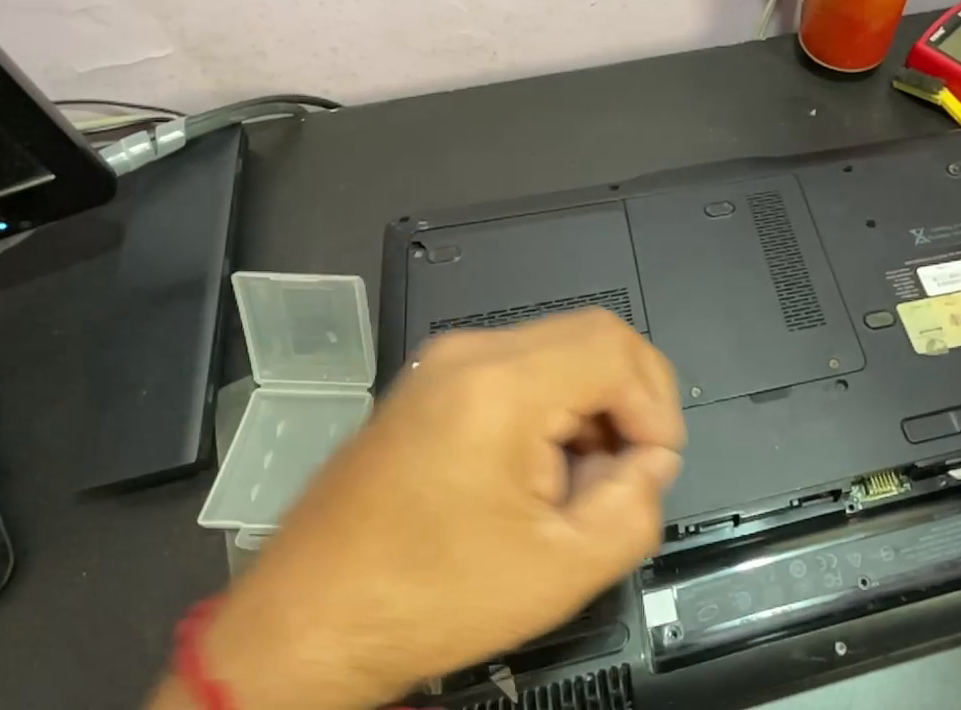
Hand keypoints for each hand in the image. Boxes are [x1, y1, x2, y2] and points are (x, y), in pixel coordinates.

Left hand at [150, 309, 686, 709]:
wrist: (304, 625)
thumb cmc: (427, 601)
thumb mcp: (562, 572)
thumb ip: (636, 507)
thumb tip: (649, 462)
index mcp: (500, 387)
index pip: (616, 350)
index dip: (656, 404)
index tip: (655, 464)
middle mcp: (469, 354)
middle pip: (594, 334)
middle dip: (633, 396)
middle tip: (633, 466)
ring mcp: (443, 363)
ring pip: (560, 347)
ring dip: (595, 401)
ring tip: (586, 477)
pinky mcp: (431, 382)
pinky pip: (522, 366)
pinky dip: (556, 402)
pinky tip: (545, 467)